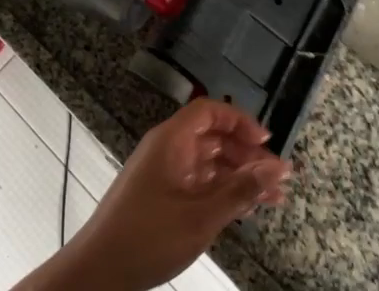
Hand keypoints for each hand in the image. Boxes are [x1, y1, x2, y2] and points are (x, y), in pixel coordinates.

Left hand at [23, 100, 291, 290]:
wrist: (100, 267)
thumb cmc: (147, 236)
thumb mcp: (201, 215)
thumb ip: (241, 189)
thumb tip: (276, 167)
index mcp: (171, 141)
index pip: (209, 111)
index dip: (240, 121)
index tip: (267, 142)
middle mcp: (167, 149)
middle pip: (212, 137)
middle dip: (247, 153)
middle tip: (278, 176)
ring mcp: (164, 172)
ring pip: (209, 163)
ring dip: (240, 176)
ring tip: (274, 197)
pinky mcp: (162, 195)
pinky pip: (200, 182)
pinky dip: (224, 191)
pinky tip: (247, 208)